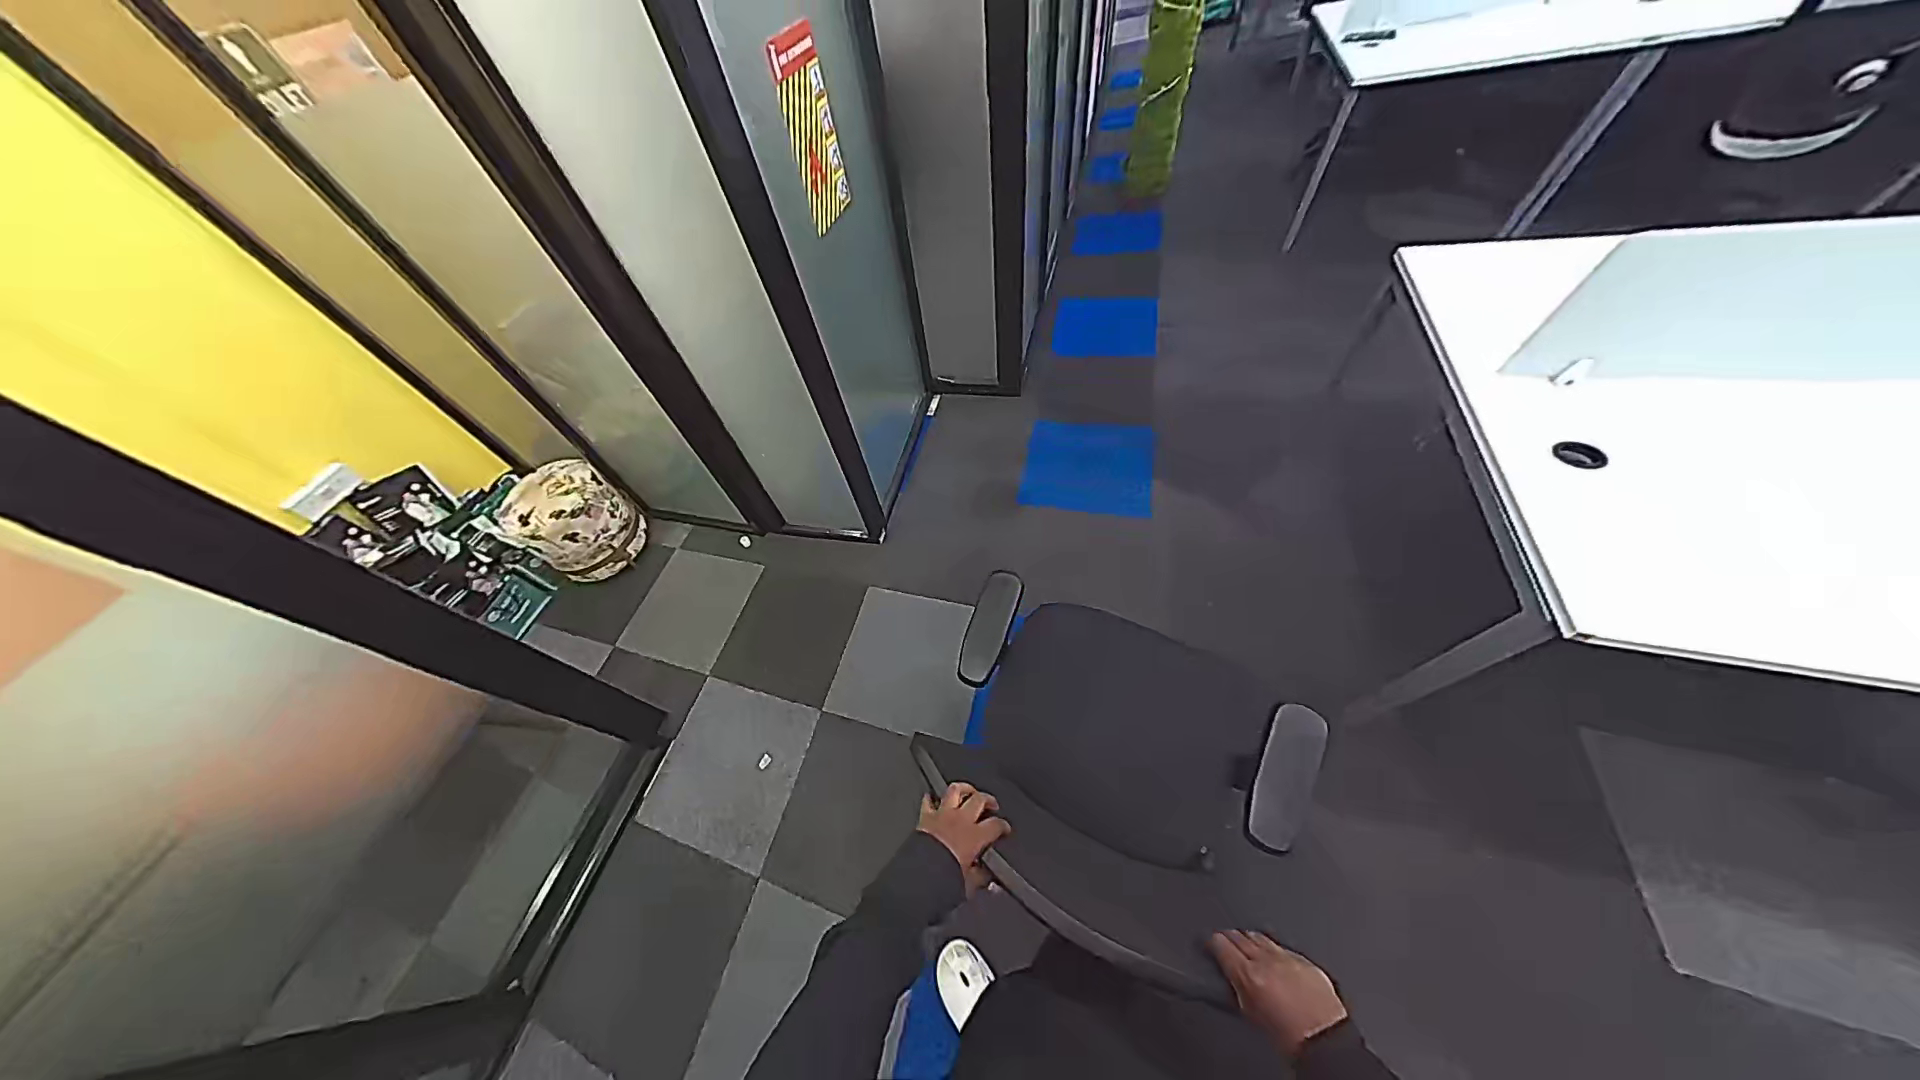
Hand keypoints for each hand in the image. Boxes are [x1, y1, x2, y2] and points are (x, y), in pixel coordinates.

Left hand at [918, 783, 1010, 895]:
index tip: (1005, 828)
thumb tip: (987, 878)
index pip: (996, 824)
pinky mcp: (926, 816)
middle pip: (979, 799)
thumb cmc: (946, 877)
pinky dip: (931, 797)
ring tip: (969, 791)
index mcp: (975, 836)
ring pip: (955, 790)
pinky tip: (933, 796)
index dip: (1003, 825)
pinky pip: (928, 801)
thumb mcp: (970, 883)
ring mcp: (943, 814)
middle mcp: (960, 820)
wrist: (921, 874)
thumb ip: (981, 877)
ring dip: (964, 789)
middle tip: (992, 804)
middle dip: (988, 799)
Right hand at [1206, 930, 1348, 1056]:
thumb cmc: (1291, 1039)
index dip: (1212, 942)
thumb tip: (1231, 976)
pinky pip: (1283, 947)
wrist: (1326, 1043)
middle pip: (1239, 935)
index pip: (1220, 943)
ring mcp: (1287, 958)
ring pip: (1261, 936)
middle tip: (1226, 943)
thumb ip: (1237, 987)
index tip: (1211, 944)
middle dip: (1230, 938)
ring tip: (1248, 946)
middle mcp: (1266, 960)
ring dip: (1251, 940)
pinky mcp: (1305, 961)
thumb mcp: (1250, 1014)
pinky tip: (1274, 958)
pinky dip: (1274, 950)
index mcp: (1247, 974)